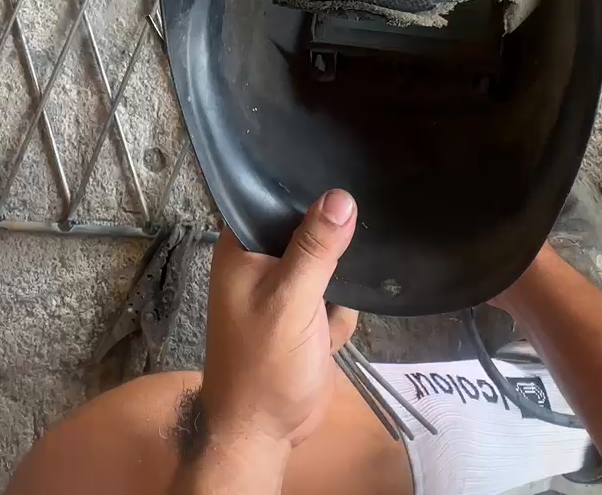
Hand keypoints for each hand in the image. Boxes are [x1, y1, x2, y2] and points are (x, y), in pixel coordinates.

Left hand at [198, 189, 359, 453]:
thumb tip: (342, 196)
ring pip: (330, 256)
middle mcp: (264, 258)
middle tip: (358, 225)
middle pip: (308, 222)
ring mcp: (288, 285)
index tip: (336, 169)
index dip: (300, 183)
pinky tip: (330, 331)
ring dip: (341, 278)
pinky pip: (339, 291)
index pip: (270, 194)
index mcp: (242, 246)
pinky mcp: (309, 311)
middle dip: (332, 234)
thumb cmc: (263, 362)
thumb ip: (315, 248)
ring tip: (332, 299)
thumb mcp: (289, 299)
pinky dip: (341, 309)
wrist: (266, 432)